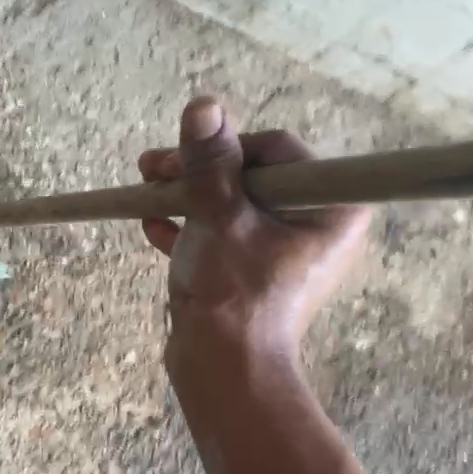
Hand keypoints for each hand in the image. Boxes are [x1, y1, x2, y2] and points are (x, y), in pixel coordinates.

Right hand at [138, 96, 370, 378]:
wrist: (222, 367)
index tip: (172, 159)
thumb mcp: (217, 218)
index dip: (221, 148)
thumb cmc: (232, 293)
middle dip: (194, 173)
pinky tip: (152, 227)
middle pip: (247, 176)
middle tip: (147, 172)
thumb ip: (208, 163)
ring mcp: (280, 249)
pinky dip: (186, 228)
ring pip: (228, 206)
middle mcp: (314, 222)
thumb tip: (203, 106)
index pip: (274, 151)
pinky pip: (218, 236)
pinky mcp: (249, 272)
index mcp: (330, 205)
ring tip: (142, 196)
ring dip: (183, 198)